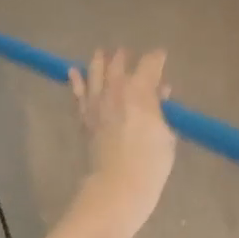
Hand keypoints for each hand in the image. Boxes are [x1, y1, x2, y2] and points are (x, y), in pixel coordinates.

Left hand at [70, 48, 175, 235]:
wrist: (117, 185)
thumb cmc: (150, 163)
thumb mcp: (166, 135)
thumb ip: (161, 111)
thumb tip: (159, 94)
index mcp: (140, 91)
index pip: (150, 65)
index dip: (156, 59)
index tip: (161, 56)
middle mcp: (115, 91)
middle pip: (118, 66)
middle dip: (123, 57)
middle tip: (125, 52)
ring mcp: (96, 105)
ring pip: (94, 75)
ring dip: (98, 62)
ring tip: (99, 53)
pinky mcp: (84, 120)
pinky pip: (78, 95)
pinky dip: (76, 82)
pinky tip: (72, 72)